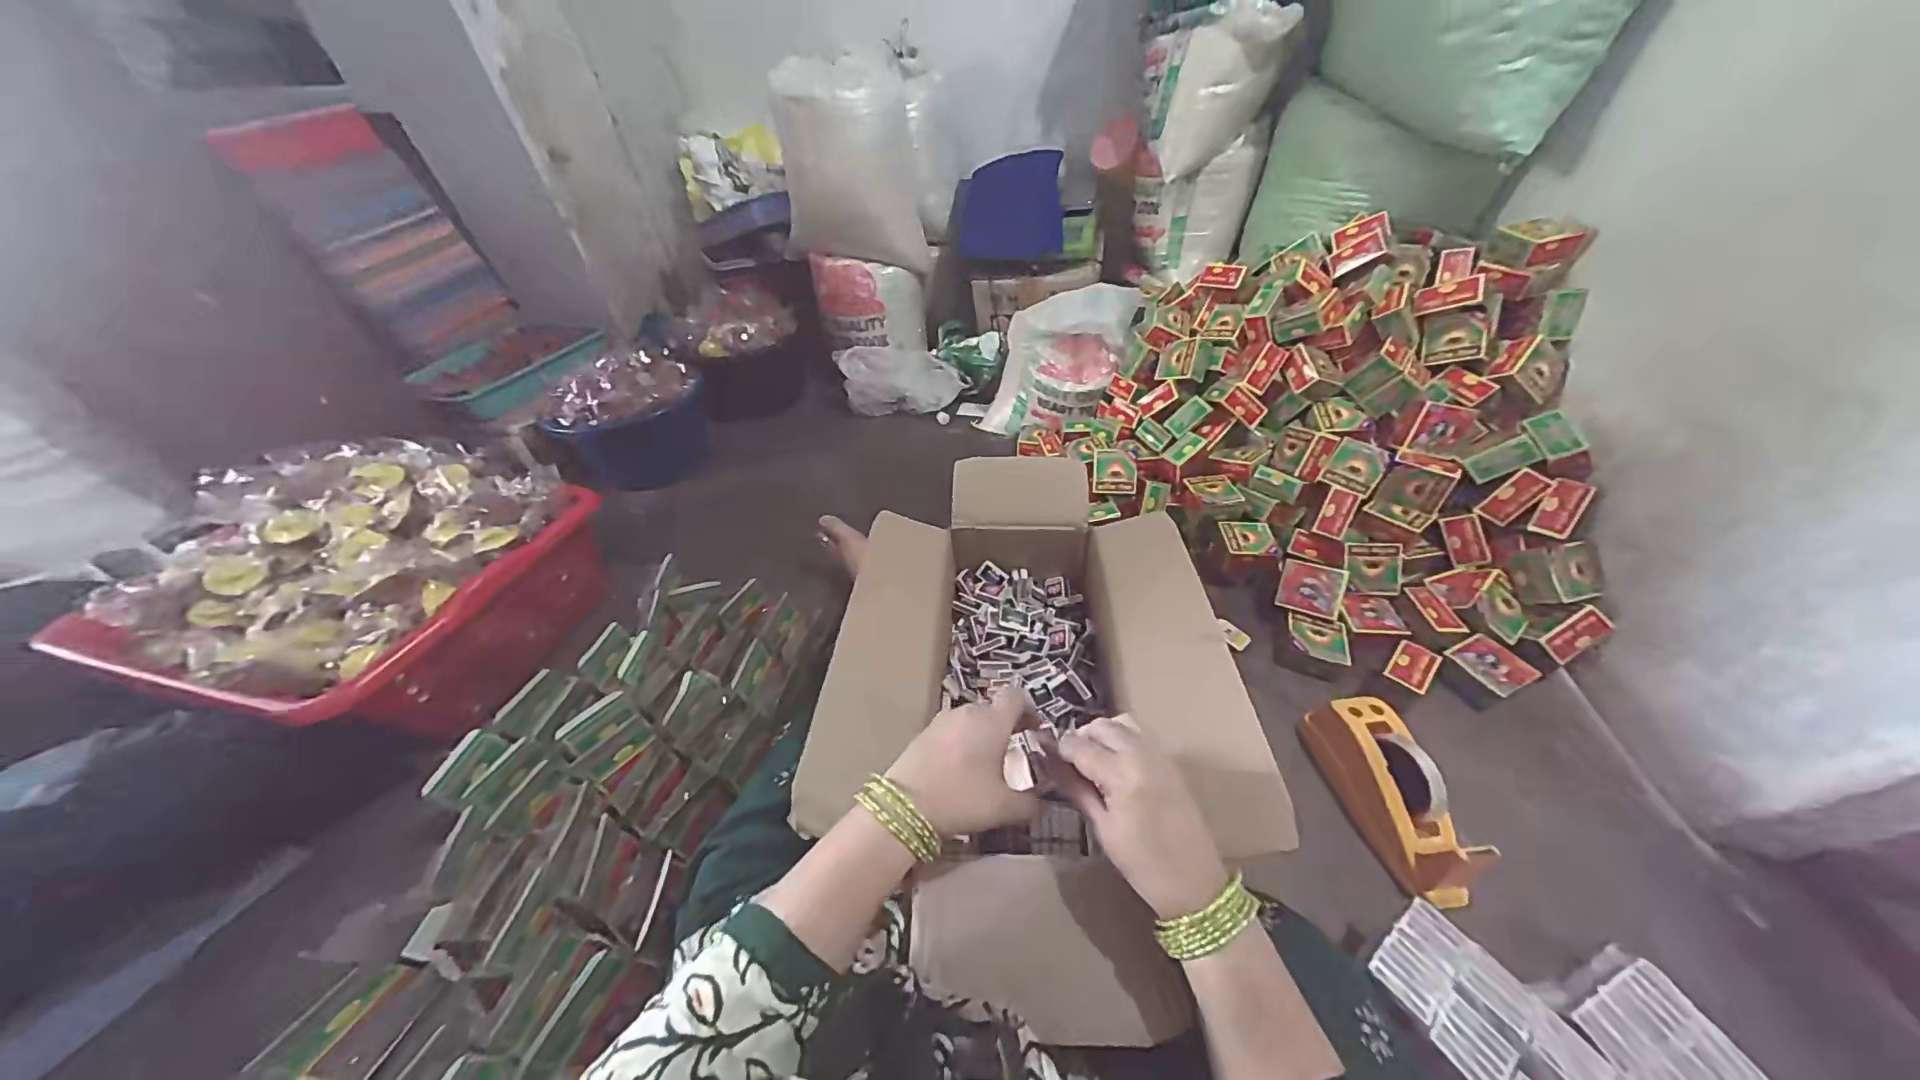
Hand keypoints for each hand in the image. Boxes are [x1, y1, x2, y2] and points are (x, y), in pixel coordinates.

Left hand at [886, 685, 1042, 836]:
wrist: (905, 807)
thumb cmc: (962, 799)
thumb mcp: (1004, 808)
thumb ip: (1031, 804)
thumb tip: (1044, 803)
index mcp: (992, 721)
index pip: (1016, 695)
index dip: (1029, 708)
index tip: (1035, 729)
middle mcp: (968, 712)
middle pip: (993, 709)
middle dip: (1006, 726)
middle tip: (1013, 752)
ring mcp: (942, 720)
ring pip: (971, 720)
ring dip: (982, 735)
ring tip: (984, 763)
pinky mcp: (923, 732)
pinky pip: (951, 730)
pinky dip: (960, 742)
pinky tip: (958, 769)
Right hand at [1056, 714, 1229, 920]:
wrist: (1195, 884)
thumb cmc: (1142, 865)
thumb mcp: (1103, 829)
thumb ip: (1078, 790)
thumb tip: (1054, 765)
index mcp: (1123, 775)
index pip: (1081, 745)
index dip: (1060, 748)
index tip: (1047, 755)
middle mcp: (1142, 756)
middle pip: (1103, 726)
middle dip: (1081, 736)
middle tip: (1069, 759)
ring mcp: (1160, 756)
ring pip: (1123, 723)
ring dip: (1103, 733)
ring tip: (1093, 758)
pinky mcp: (1171, 762)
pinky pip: (1141, 735)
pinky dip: (1123, 738)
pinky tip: (1115, 763)